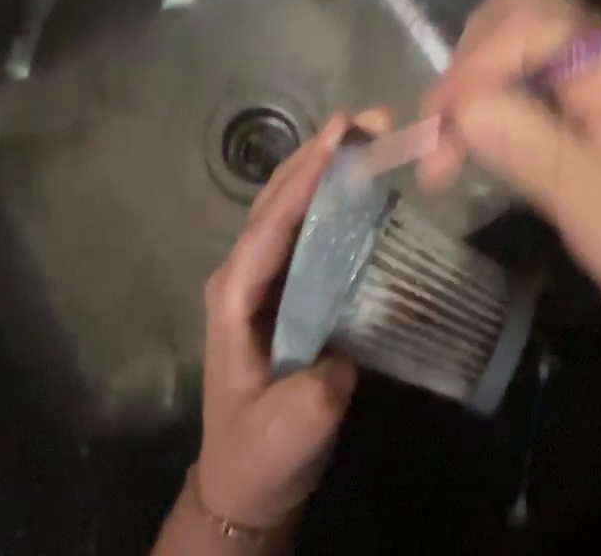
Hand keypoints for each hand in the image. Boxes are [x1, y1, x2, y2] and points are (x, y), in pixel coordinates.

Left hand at [194, 111, 388, 528]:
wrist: (247, 480)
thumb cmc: (261, 452)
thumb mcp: (289, 431)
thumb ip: (313, 394)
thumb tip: (344, 357)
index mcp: (234, 296)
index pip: (270, 225)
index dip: (305, 179)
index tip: (340, 138)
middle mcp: (243, 275)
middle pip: (277, 201)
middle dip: (317, 157)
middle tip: (364, 120)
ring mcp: (262, 279)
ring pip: (289, 209)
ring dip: (323, 170)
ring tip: (366, 137)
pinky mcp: (284, 290)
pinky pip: (306, 233)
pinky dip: (331, 202)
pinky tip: (361, 188)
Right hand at [418, 0, 600, 322]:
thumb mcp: (600, 213)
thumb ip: (531, 151)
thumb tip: (462, 107)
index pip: (526, 23)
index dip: (470, 66)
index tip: (436, 127)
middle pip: (521, 6)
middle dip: (468, 61)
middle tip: (444, 128)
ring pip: (525, 27)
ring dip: (479, 73)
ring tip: (457, 137)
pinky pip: (543, 54)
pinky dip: (503, 83)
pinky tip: (493, 131)